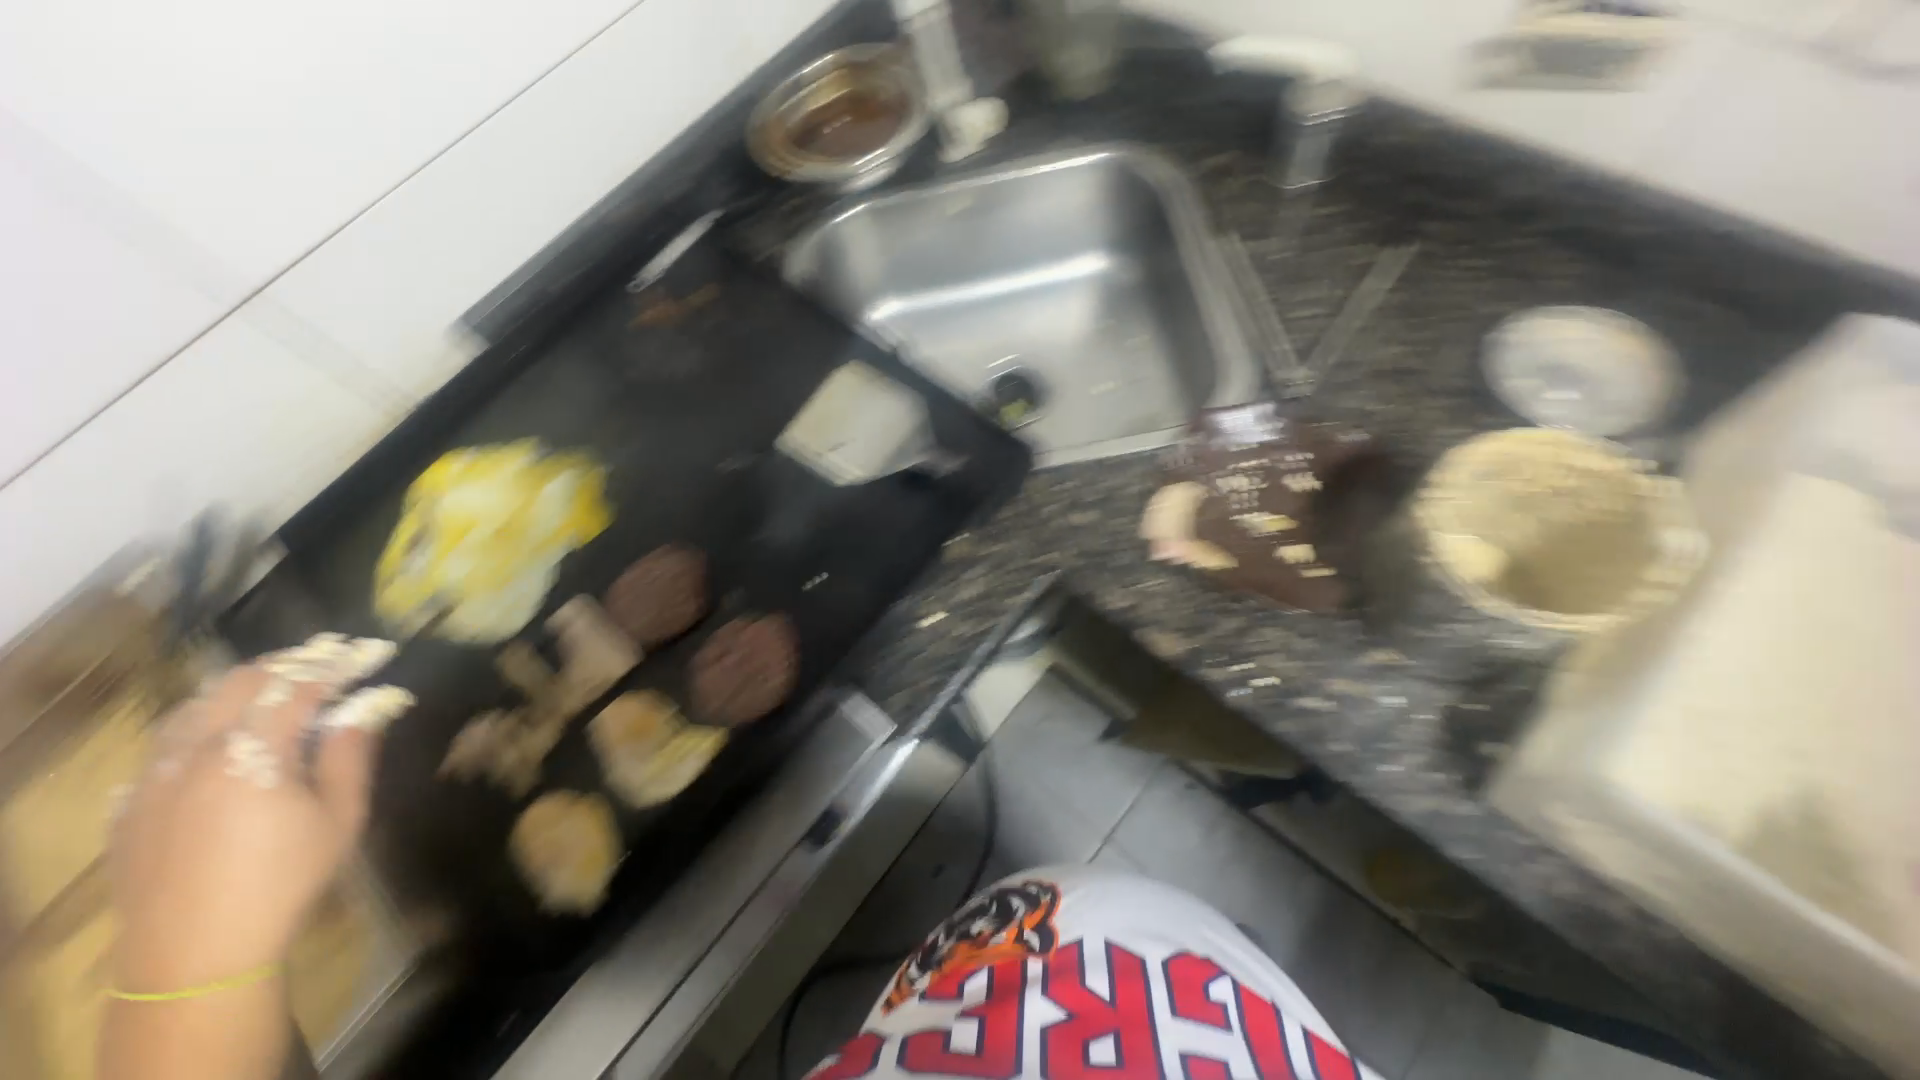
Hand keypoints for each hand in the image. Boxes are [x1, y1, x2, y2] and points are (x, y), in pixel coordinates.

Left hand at [109, 635, 412, 992]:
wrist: (195, 951)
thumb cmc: (284, 881)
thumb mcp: (340, 818)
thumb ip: (351, 755)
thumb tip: (369, 706)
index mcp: (251, 752)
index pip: (298, 686)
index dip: (337, 664)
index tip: (370, 652)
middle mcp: (196, 751)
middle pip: (240, 683)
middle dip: (287, 664)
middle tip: (325, 660)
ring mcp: (154, 776)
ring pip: (193, 708)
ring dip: (238, 689)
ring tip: (273, 689)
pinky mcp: (131, 804)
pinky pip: (162, 746)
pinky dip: (198, 726)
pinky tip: (217, 739)